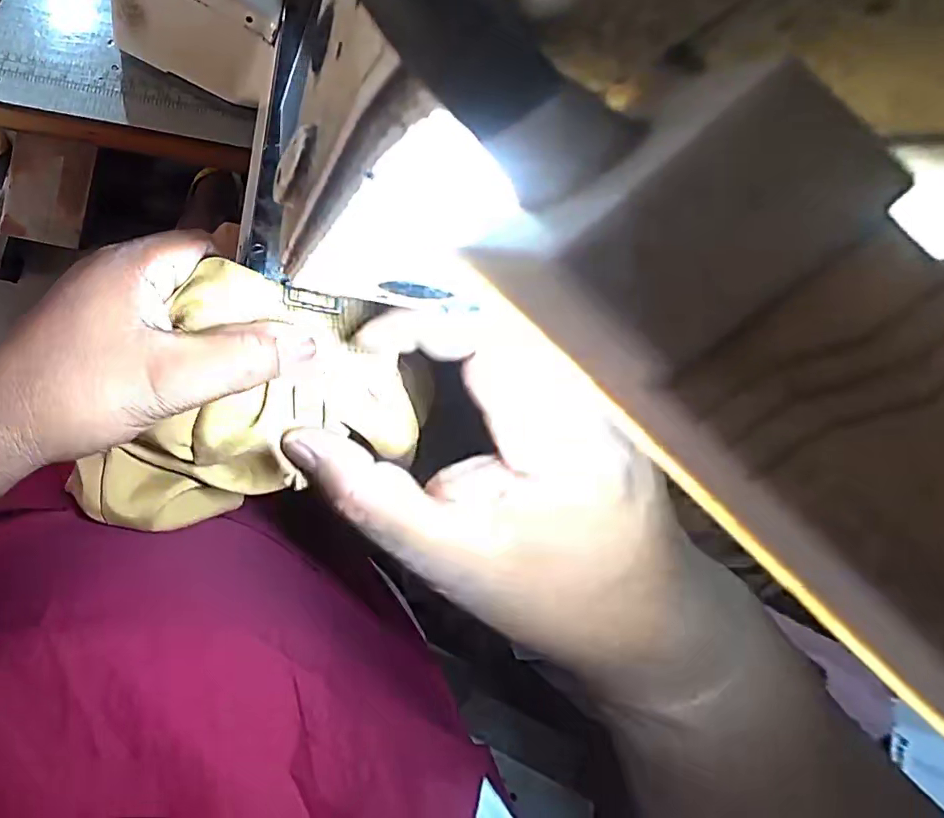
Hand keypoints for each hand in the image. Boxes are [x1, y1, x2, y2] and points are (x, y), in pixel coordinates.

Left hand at [0, 231, 320, 469]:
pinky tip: (180, 370)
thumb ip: (242, 358)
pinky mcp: (88, 322)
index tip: (277, 316)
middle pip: (195, 274)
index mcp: (137, 260)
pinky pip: (147, 319)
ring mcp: (98, 293)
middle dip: (228, 308)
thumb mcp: (171, 378)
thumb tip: (310, 342)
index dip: (251, 277)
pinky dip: (171, 339)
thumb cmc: (81, 394)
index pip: (214, 246)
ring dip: (199, 328)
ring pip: (171, 301)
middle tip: (259, 348)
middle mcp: (117, 265)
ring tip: (228, 363)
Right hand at [281, 303, 742, 704]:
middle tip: (363, 355)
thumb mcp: (445, 558)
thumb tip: (300, 436)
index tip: (360, 348)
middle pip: (490, 322)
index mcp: (562, 434)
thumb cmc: (544, 596)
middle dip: (417, 325)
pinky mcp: (586, 395)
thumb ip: (367, 497)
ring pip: (503, 330)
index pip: (484, 337)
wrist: (643, 621)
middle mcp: (586, 397)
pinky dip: (463, 350)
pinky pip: (516, 350)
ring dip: (438, 333)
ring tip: (387, 360)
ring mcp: (593, 391)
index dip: (415, 324)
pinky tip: (433, 374)